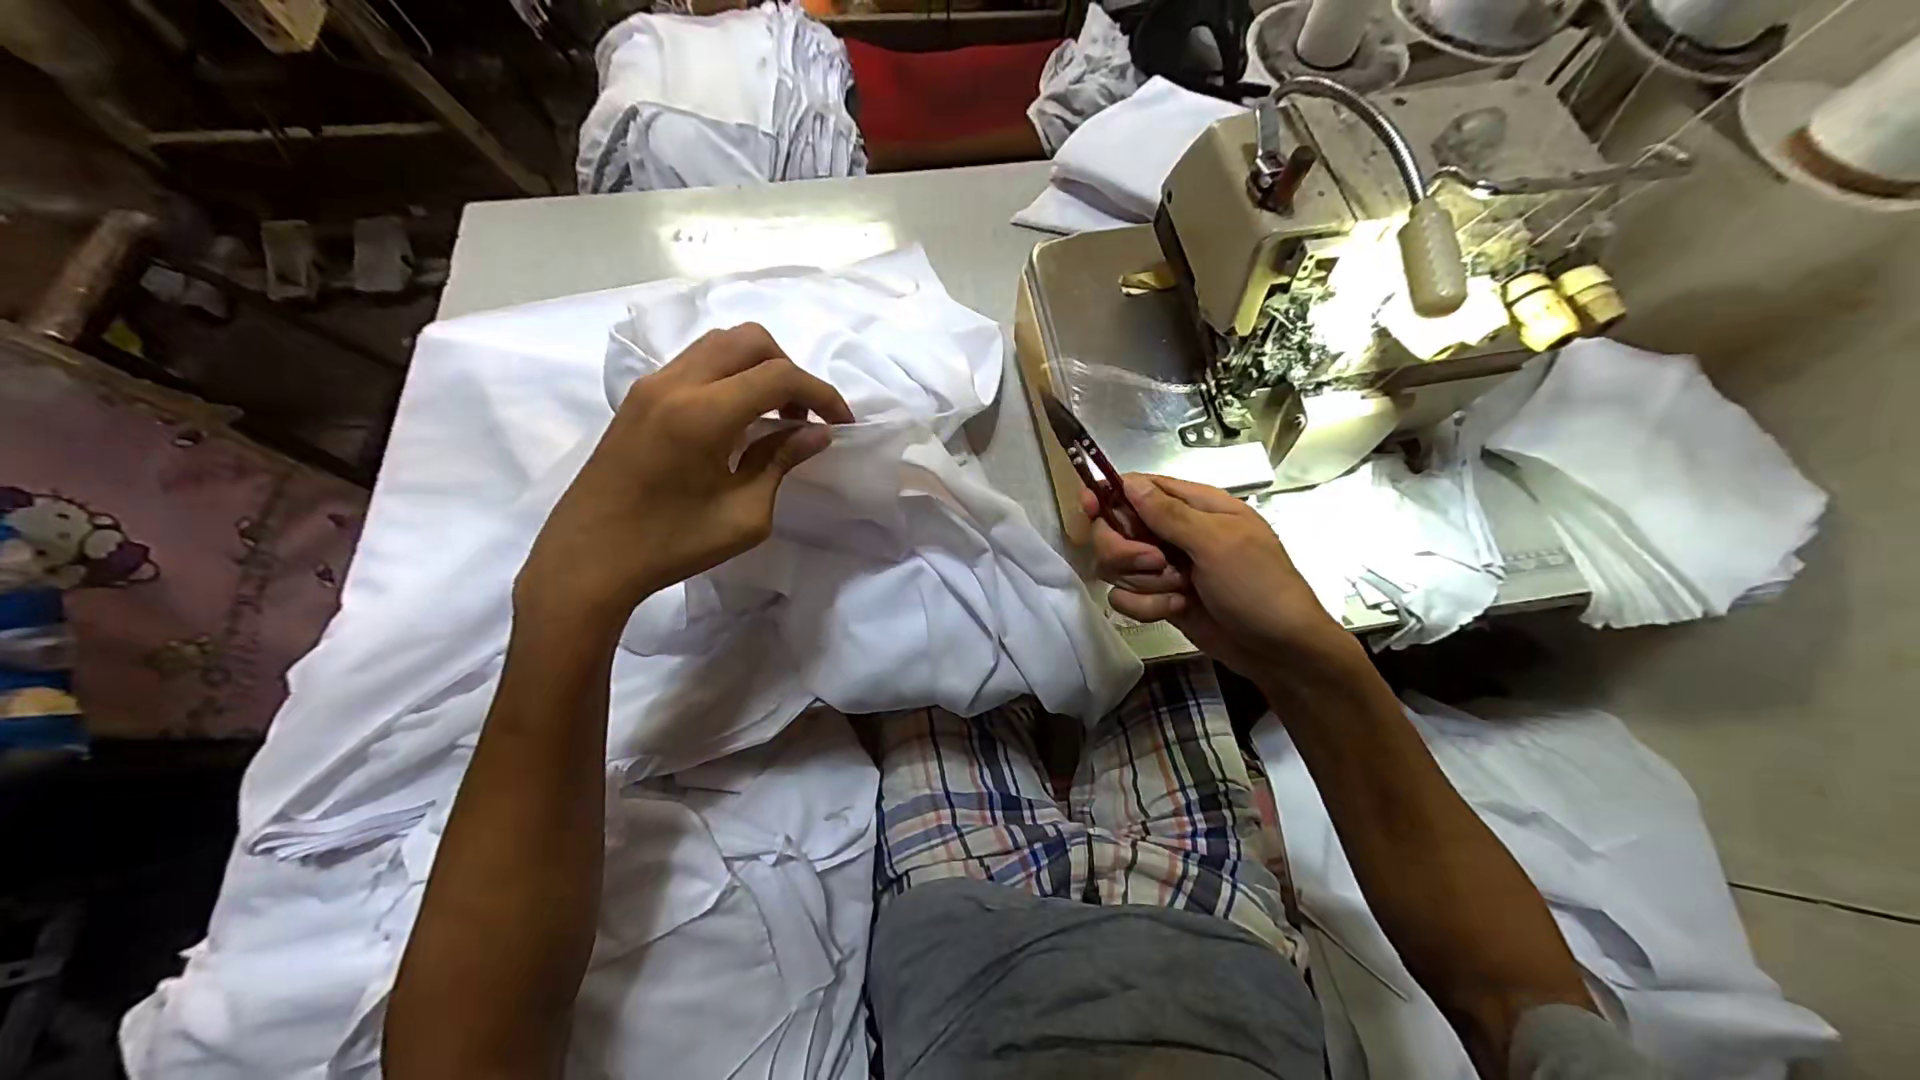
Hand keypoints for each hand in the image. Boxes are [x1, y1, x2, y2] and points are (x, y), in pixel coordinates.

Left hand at [518, 323, 852, 622]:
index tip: (841, 424)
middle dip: (790, 370)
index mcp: (703, 414)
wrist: (587, 559)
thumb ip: (780, 463)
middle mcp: (675, 384)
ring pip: (720, 343)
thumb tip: (816, 434)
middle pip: (750, 340)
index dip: (821, 395)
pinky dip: (730, 375)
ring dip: (758, 368)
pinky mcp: (639, 396)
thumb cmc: (671, 546)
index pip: (778, 376)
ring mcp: (651, 385)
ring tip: (774, 415)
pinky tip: (738, 418)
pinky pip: (696, 362)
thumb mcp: (744, 516)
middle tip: (804, 416)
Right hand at [1083, 473, 1350, 677]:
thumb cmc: (1258, 586)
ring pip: (1116, 565)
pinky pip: (1125, 597)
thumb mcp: (1218, 543)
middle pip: (1115, 528)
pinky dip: (1146, 606)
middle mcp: (1172, 532)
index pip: (1136, 487)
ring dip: (1143, 582)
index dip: (1109, 495)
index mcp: (1193, 506)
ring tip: (1180, 591)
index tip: (1091, 508)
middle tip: (1157, 562)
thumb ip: (1169, 513)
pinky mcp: (1158, 597)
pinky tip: (1177, 610)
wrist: (1279, 649)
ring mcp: (1164, 566)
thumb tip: (1128, 482)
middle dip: (1126, 550)